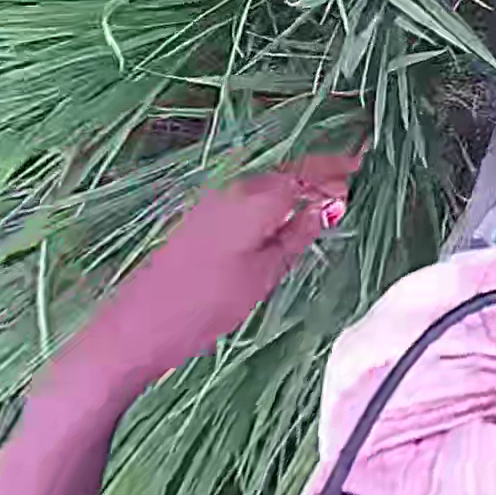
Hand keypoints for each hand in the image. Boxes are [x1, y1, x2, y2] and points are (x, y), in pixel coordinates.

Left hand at [52, 151, 359, 399]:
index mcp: (257, 197)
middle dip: (321, 174)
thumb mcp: (266, 272)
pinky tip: (287, 215)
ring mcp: (216, 200)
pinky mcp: (203, 216)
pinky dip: (277, 197)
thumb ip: (299, 234)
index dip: (336, 168)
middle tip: (349, 185)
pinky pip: (252, 195)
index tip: (363, 164)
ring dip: (299, 186)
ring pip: (270, 182)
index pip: (308, 172)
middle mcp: (237, 188)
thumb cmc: (208, 303)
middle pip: (290, 171)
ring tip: (325, 200)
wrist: (132, 330)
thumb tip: (330, 205)